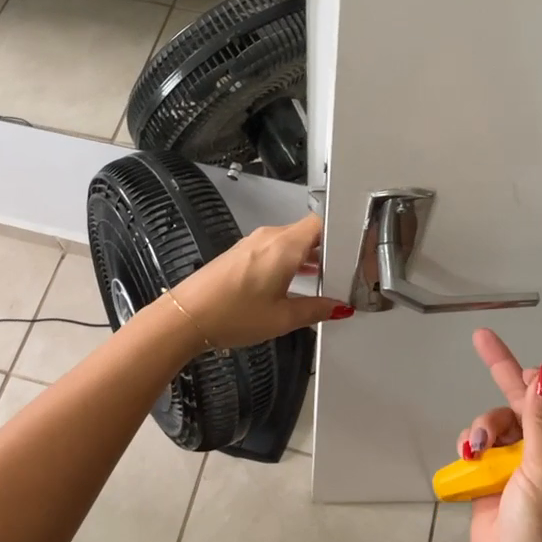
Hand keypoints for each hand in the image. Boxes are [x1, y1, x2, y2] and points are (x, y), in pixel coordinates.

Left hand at [166, 213, 353, 351]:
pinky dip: (290, 261)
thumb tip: (338, 307)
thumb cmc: (232, 314)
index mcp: (285, 246)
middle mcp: (269, 238)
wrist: (186, 317)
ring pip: (291, 242)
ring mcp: (252, 244)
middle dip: (328, 250)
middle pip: (308, 232)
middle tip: (345, 273)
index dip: (342, 236)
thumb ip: (316, 310)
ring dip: (308, 257)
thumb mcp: (282, 318)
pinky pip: (275, 250)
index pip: (322, 223)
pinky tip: (295, 284)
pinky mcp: (241, 254)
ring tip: (324, 281)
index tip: (355, 254)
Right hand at [456, 329, 541, 541]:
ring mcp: (521, 463)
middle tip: (482, 339)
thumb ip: (540, 420)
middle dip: (505, 374)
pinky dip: (472, 444)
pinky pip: (482, 444)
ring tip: (477, 448)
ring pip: (499, 422)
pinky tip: (468, 456)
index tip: (529, 374)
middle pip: (528, 401)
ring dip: (485, 427)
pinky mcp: (495, 476)